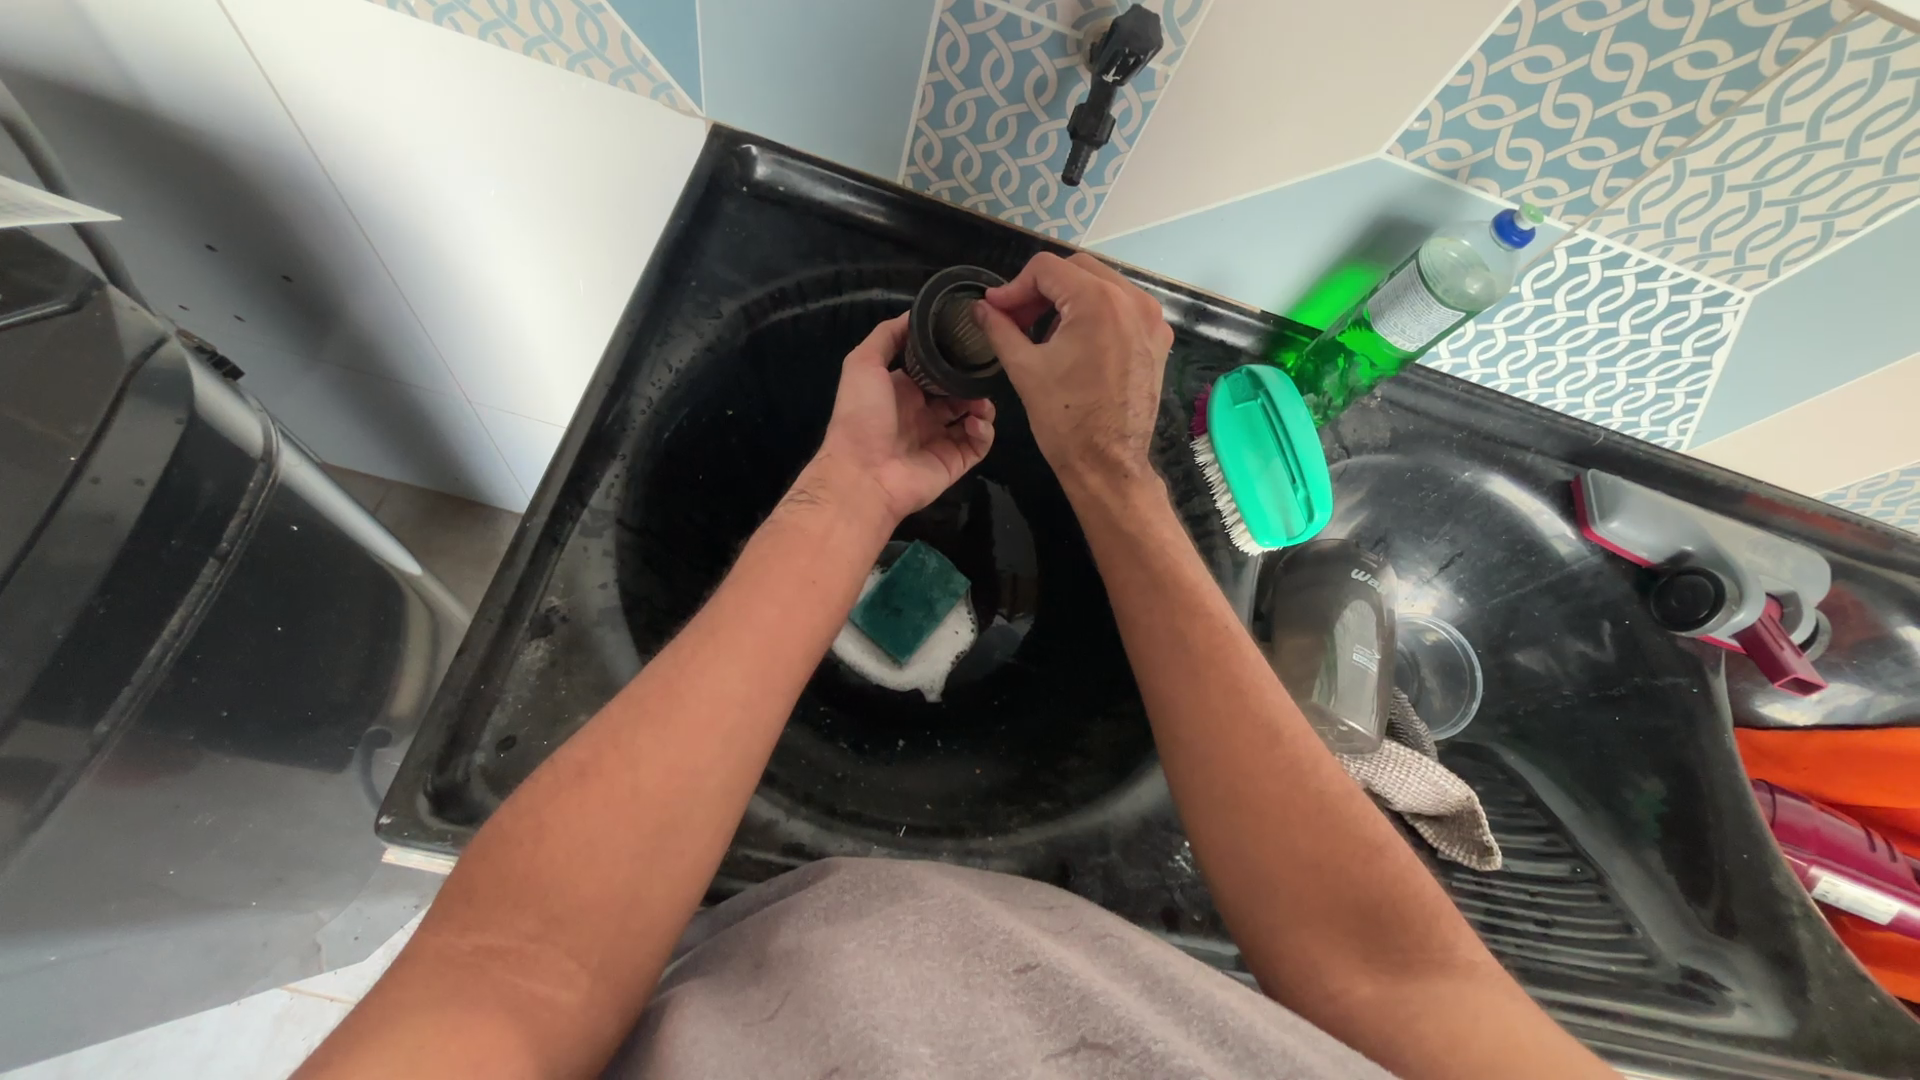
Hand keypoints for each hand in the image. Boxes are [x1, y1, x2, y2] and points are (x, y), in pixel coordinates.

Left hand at [796, 313, 995, 526]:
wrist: (862, 475)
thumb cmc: (860, 416)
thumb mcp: (863, 363)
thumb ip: (887, 335)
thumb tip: (915, 314)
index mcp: (901, 391)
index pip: (933, 370)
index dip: (950, 357)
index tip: (968, 343)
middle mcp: (922, 415)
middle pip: (957, 392)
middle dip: (972, 381)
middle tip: (982, 371)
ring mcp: (939, 440)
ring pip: (973, 417)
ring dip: (983, 404)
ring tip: (981, 400)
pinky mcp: (954, 463)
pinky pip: (979, 444)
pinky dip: (984, 430)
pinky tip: (976, 421)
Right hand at [972, 253, 1172, 495]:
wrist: (1107, 463)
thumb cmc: (1064, 419)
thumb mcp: (1024, 369)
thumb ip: (1000, 329)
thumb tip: (981, 308)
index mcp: (1098, 301)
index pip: (1047, 269)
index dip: (1014, 286)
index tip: (996, 309)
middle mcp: (1132, 300)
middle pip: (1076, 270)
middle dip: (1041, 289)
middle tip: (1015, 317)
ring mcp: (1150, 319)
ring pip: (1102, 286)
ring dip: (1068, 299)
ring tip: (1043, 331)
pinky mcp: (1157, 340)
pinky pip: (1122, 309)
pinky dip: (1095, 314)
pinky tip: (1075, 342)